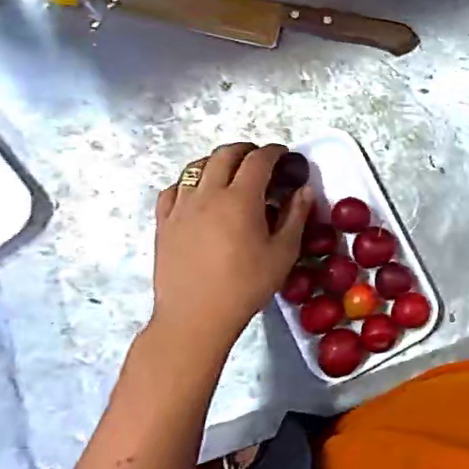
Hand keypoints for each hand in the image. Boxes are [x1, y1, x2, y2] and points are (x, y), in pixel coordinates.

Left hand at [150, 143, 311, 350]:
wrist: (196, 317)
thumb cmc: (246, 286)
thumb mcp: (283, 252)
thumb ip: (295, 216)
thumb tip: (303, 191)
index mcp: (240, 199)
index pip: (258, 160)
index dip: (274, 152)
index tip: (283, 154)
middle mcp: (208, 194)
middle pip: (224, 155)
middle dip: (245, 150)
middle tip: (259, 159)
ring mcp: (181, 207)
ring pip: (196, 167)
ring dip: (217, 162)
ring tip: (230, 173)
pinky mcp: (164, 223)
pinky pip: (173, 190)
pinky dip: (189, 183)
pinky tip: (198, 195)